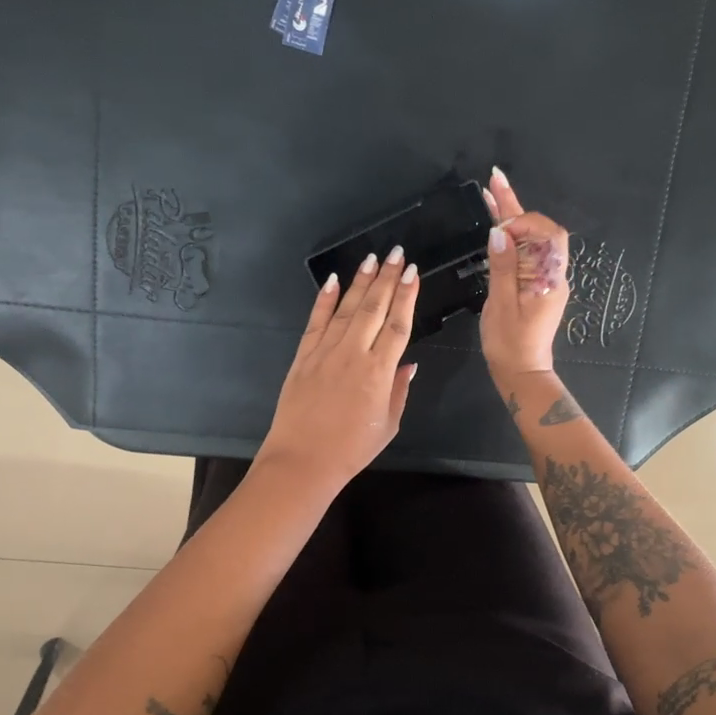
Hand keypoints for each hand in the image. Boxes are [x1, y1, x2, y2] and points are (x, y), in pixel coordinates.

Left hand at [259, 247, 420, 486]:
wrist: (302, 461)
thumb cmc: (351, 449)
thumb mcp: (388, 424)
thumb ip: (400, 390)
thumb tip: (408, 363)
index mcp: (379, 372)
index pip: (397, 325)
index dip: (407, 296)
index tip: (413, 273)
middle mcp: (353, 354)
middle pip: (374, 308)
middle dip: (387, 278)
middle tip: (397, 253)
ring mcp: (325, 352)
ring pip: (346, 308)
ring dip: (360, 281)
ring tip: (372, 258)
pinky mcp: (303, 356)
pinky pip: (316, 321)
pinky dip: (324, 299)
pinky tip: (333, 280)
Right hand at [480, 167, 570, 383]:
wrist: (520, 372)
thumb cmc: (511, 344)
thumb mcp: (502, 306)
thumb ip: (503, 268)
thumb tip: (500, 234)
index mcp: (549, 279)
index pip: (548, 236)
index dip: (526, 222)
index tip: (501, 228)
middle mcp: (551, 273)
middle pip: (538, 230)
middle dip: (516, 205)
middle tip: (494, 179)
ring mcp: (542, 277)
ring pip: (529, 238)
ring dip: (511, 214)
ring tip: (490, 189)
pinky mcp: (531, 283)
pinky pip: (523, 252)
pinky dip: (509, 235)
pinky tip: (494, 223)